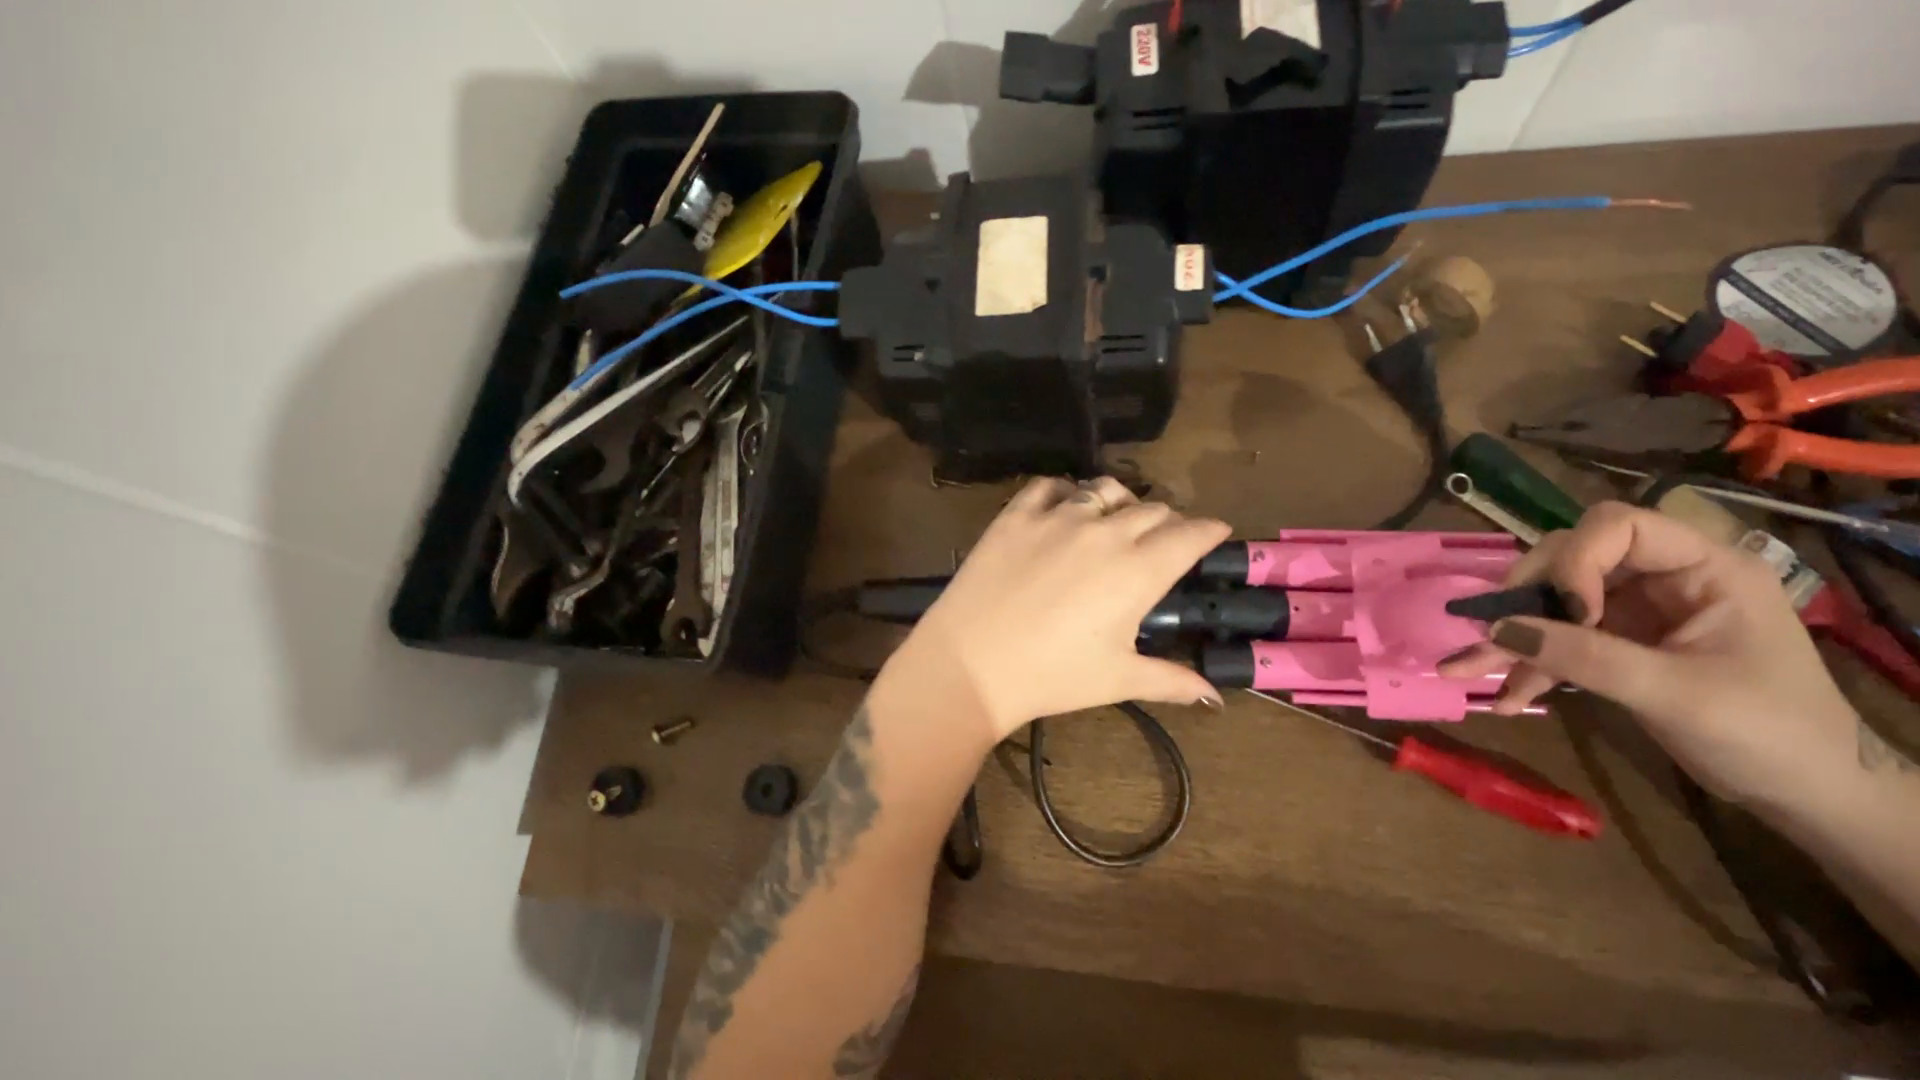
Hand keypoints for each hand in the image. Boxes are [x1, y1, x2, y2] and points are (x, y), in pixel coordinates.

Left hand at [884, 476, 1229, 741]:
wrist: (972, 663)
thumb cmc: (1052, 675)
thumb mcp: (1118, 680)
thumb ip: (1172, 680)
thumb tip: (1214, 696)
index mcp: (1140, 570)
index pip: (1190, 534)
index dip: (1209, 531)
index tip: (1214, 534)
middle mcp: (1106, 532)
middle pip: (1153, 510)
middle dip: (1169, 522)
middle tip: (1164, 542)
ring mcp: (1058, 518)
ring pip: (1106, 490)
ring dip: (1122, 502)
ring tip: (1118, 520)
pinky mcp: (1017, 515)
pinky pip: (1050, 486)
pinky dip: (1067, 492)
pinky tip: (1065, 507)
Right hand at [1440, 501, 1859, 804]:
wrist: (1807, 794)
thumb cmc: (1768, 733)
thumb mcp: (1673, 693)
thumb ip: (1584, 656)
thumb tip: (1497, 629)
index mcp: (1704, 568)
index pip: (1617, 527)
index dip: (1576, 561)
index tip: (1570, 614)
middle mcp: (1666, 578)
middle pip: (1572, 560)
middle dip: (1526, 598)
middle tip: (1488, 635)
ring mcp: (1640, 613)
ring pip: (1555, 604)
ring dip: (1511, 639)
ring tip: (1463, 670)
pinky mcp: (1621, 647)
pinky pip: (1561, 643)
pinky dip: (1530, 668)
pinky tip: (1505, 697)